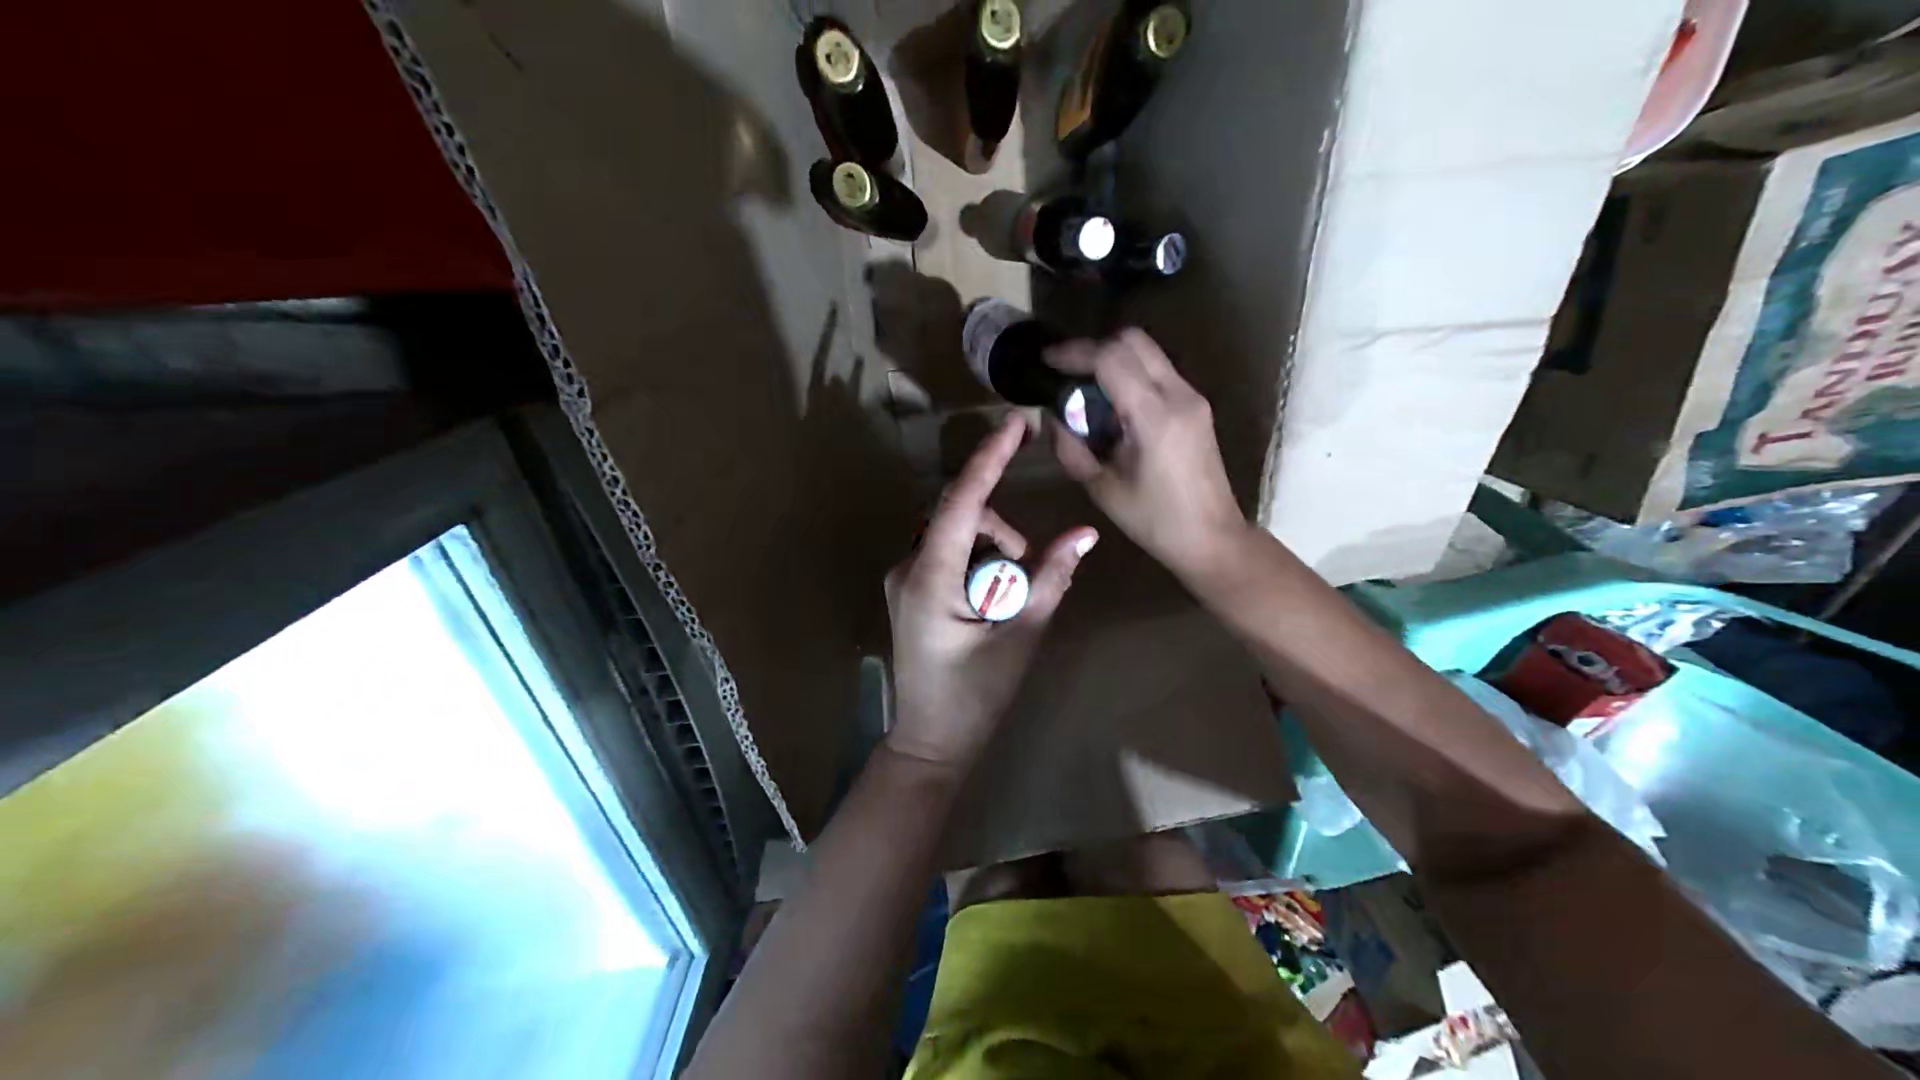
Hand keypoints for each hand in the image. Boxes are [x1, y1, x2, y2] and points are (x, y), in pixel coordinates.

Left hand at [884, 415, 1097, 769]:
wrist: (931, 742)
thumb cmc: (976, 695)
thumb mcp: (1022, 634)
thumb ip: (1052, 578)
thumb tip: (1086, 534)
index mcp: (930, 578)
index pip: (961, 502)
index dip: (989, 459)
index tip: (1016, 424)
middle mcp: (908, 568)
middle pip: (960, 517)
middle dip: (1001, 532)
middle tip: (1028, 574)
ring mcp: (904, 580)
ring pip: (956, 536)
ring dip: (993, 552)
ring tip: (1010, 600)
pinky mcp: (910, 591)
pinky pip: (948, 555)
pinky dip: (978, 565)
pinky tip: (992, 601)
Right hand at [1047, 329, 1247, 575]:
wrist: (1211, 537)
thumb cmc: (1154, 520)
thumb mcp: (1101, 487)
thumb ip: (1070, 446)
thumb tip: (1050, 415)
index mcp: (1153, 415)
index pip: (1110, 358)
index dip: (1073, 353)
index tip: (1046, 361)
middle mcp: (1178, 394)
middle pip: (1132, 340)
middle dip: (1094, 347)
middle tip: (1067, 372)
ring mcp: (1192, 397)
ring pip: (1147, 351)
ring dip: (1113, 359)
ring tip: (1085, 390)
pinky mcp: (1196, 406)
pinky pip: (1157, 371)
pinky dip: (1130, 374)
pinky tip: (1111, 405)